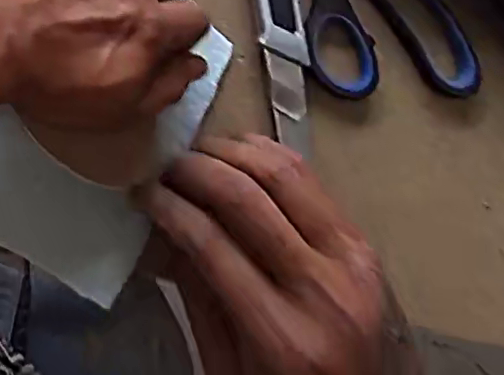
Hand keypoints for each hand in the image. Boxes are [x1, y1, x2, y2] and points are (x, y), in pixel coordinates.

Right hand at [140, 135, 416, 374]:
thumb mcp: (228, 364)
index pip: (207, 240)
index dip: (164, 204)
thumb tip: (156, 222)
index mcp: (286, 338)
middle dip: (189, 168)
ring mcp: (353, 262)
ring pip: (277, 170)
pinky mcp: (363, 242)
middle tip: (161, 166)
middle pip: (241, 194)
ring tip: (194, 156)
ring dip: (225, 150)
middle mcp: (324, 292)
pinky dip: (262, 153)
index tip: (140, 191)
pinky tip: (233, 157)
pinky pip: (306, 175)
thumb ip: (194, 290)